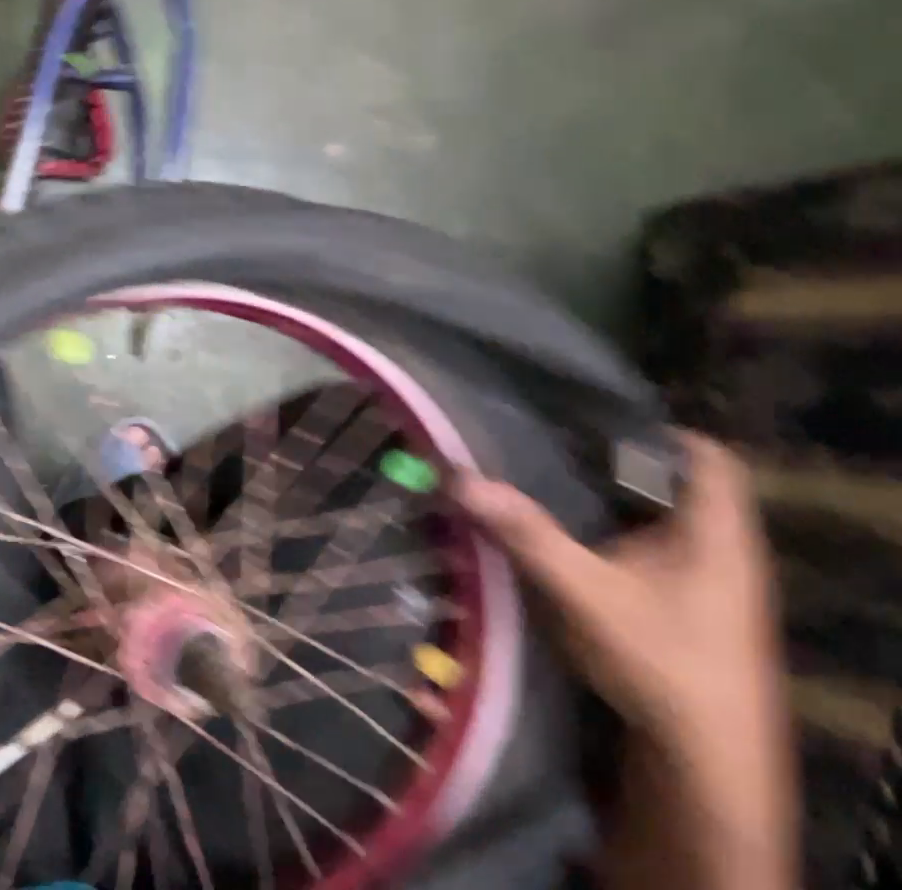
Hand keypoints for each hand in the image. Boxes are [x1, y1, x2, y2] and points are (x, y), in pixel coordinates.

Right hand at [453, 432, 783, 747]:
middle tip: (541, 450)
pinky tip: (554, 543)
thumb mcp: (585, 592)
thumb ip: (525, 534)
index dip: (654, 432)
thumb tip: (460, 479)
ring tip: (536, 486)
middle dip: (606, 467)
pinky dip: (599, 541)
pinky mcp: (680, 608)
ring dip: (598, 506)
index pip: (705, 457)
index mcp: (715, 531)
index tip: (587, 423)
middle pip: (668, 485)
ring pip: (648, 522)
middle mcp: (716, 548)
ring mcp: (701, 582)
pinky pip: (637, 554)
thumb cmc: (662, 659)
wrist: (705, 753)